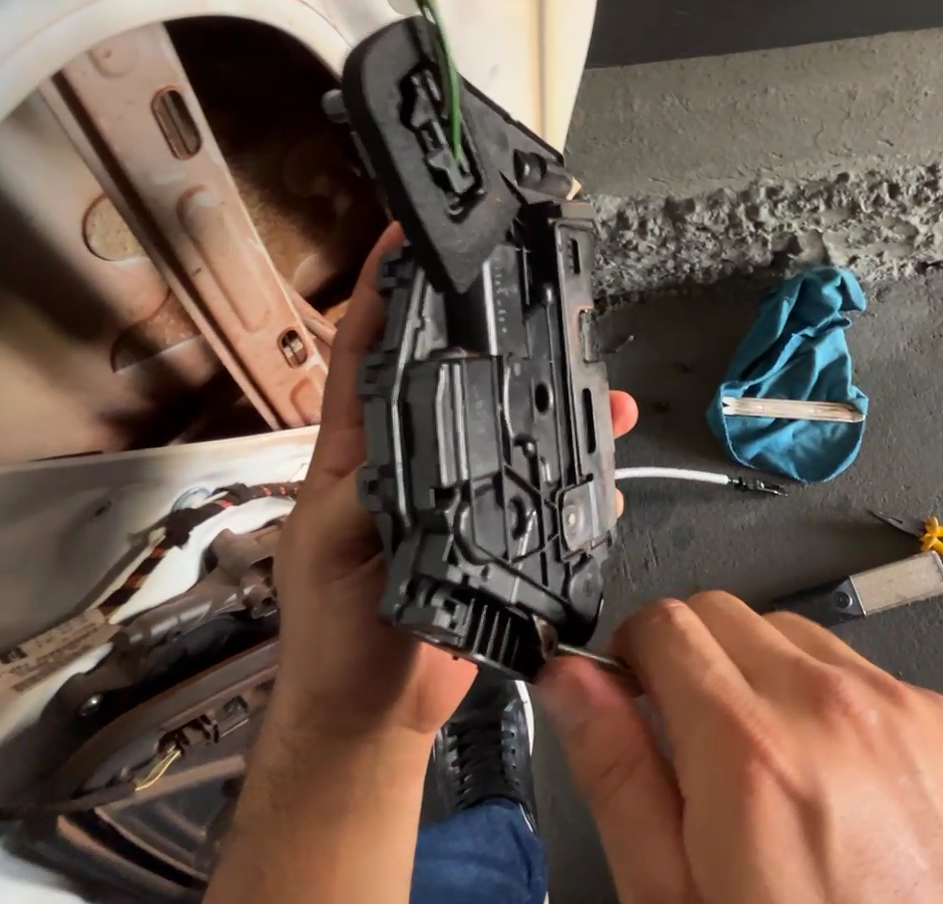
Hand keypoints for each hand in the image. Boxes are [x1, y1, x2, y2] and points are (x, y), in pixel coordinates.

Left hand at [270, 224, 640, 743]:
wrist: (376, 707)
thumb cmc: (336, 625)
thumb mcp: (336, 544)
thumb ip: (371, 486)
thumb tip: (415, 433)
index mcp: (359, 449)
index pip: (366, 352)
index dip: (380, 290)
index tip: (404, 235)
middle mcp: (417, 458)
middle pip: (457, 380)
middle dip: (494, 337)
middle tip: (535, 304)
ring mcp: (464, 495)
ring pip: (514, 432)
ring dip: (555, 406)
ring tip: (598, 388)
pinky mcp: (500, 534)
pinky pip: (545, 494)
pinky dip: (578, 480)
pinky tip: (606, 470)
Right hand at [538, 592, 942, 903]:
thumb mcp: (673, 896)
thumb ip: (616, 769)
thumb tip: (574, 681)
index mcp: (750, 752)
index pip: (664, 623)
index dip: (632, 652)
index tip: (632, 686)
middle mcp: (828, 708)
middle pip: (721, 611)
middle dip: (688, 654)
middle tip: (689, 733)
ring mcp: (895, 707)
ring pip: (785, 630)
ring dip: (755, 671)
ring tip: (764, 760)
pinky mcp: (939, 718)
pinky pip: (852, 664)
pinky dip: (821, 694)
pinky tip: (827, 770)